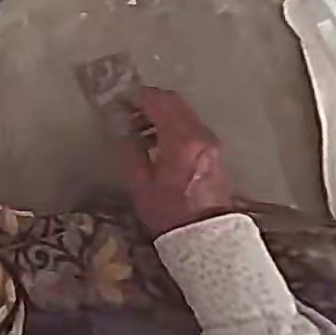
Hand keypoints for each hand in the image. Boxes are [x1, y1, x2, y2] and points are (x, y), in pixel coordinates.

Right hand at [126, 88, 233, 235]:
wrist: (207, 238)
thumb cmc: (170, 213)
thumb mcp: (142, 184)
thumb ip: (132, 150)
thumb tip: (123, 129)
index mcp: (181, 141)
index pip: (160, 102)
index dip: (138, 96)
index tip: (121, 99)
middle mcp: (201, 135)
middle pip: (175, 102)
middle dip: (150, 101)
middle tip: (128, 110)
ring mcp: (211, 142)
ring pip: (184, 113)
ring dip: (161, 113)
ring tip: (138, 129)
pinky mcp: (214, 151)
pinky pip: (191, 126)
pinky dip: (173, 125)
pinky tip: (156, 142)